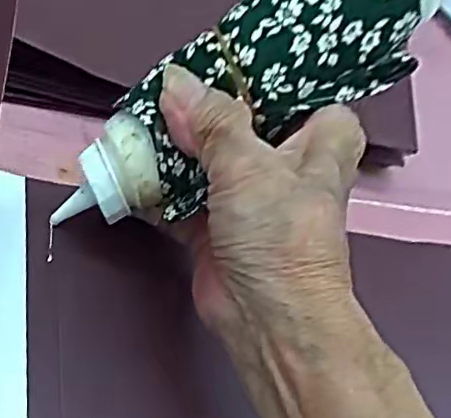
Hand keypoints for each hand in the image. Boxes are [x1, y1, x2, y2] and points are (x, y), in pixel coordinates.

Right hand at [157, 65, 368, 355]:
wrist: (265, 314)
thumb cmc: (285, 243)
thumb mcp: (249, 166)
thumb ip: (211, 125)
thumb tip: (178, 88)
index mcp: (317, 133)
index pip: (278, 88)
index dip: (239, 78)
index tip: (199, 70)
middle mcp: (282, 165)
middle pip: (230, 128)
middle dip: (193, 119)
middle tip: (158, 104)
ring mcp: (244, 200)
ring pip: (201, 166)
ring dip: (169, 158)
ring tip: (137, 138)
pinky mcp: (213, 232)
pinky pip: (179, 204)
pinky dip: (156, 196)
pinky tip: (132, 181)